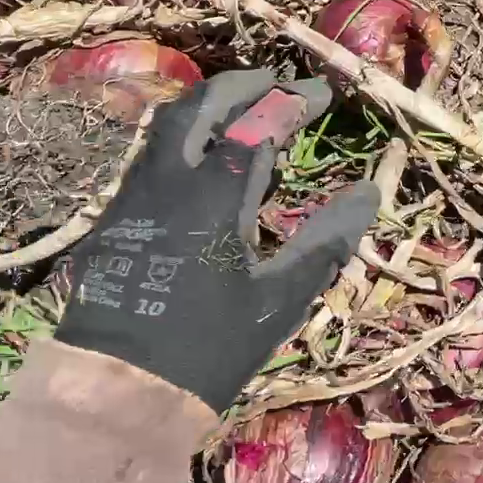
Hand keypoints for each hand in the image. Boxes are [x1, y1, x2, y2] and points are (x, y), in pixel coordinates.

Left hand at [57, 69, 379, 410]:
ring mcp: (133, 200)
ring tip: (244, 107)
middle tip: (277, 83)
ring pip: (166, 128)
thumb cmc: (209, 347)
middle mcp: (168, 186)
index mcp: (212, 200)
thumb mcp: (282, 297)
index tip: (325, 94)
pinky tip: (208, 158)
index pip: (257, 125)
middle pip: (199, 108)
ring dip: (209, 107)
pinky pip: (152, 156)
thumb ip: (328, 239)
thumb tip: (368, 192)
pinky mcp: (115, 220)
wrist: (114, 398)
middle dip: (242, 85)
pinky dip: (187, 138)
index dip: (294, 101)